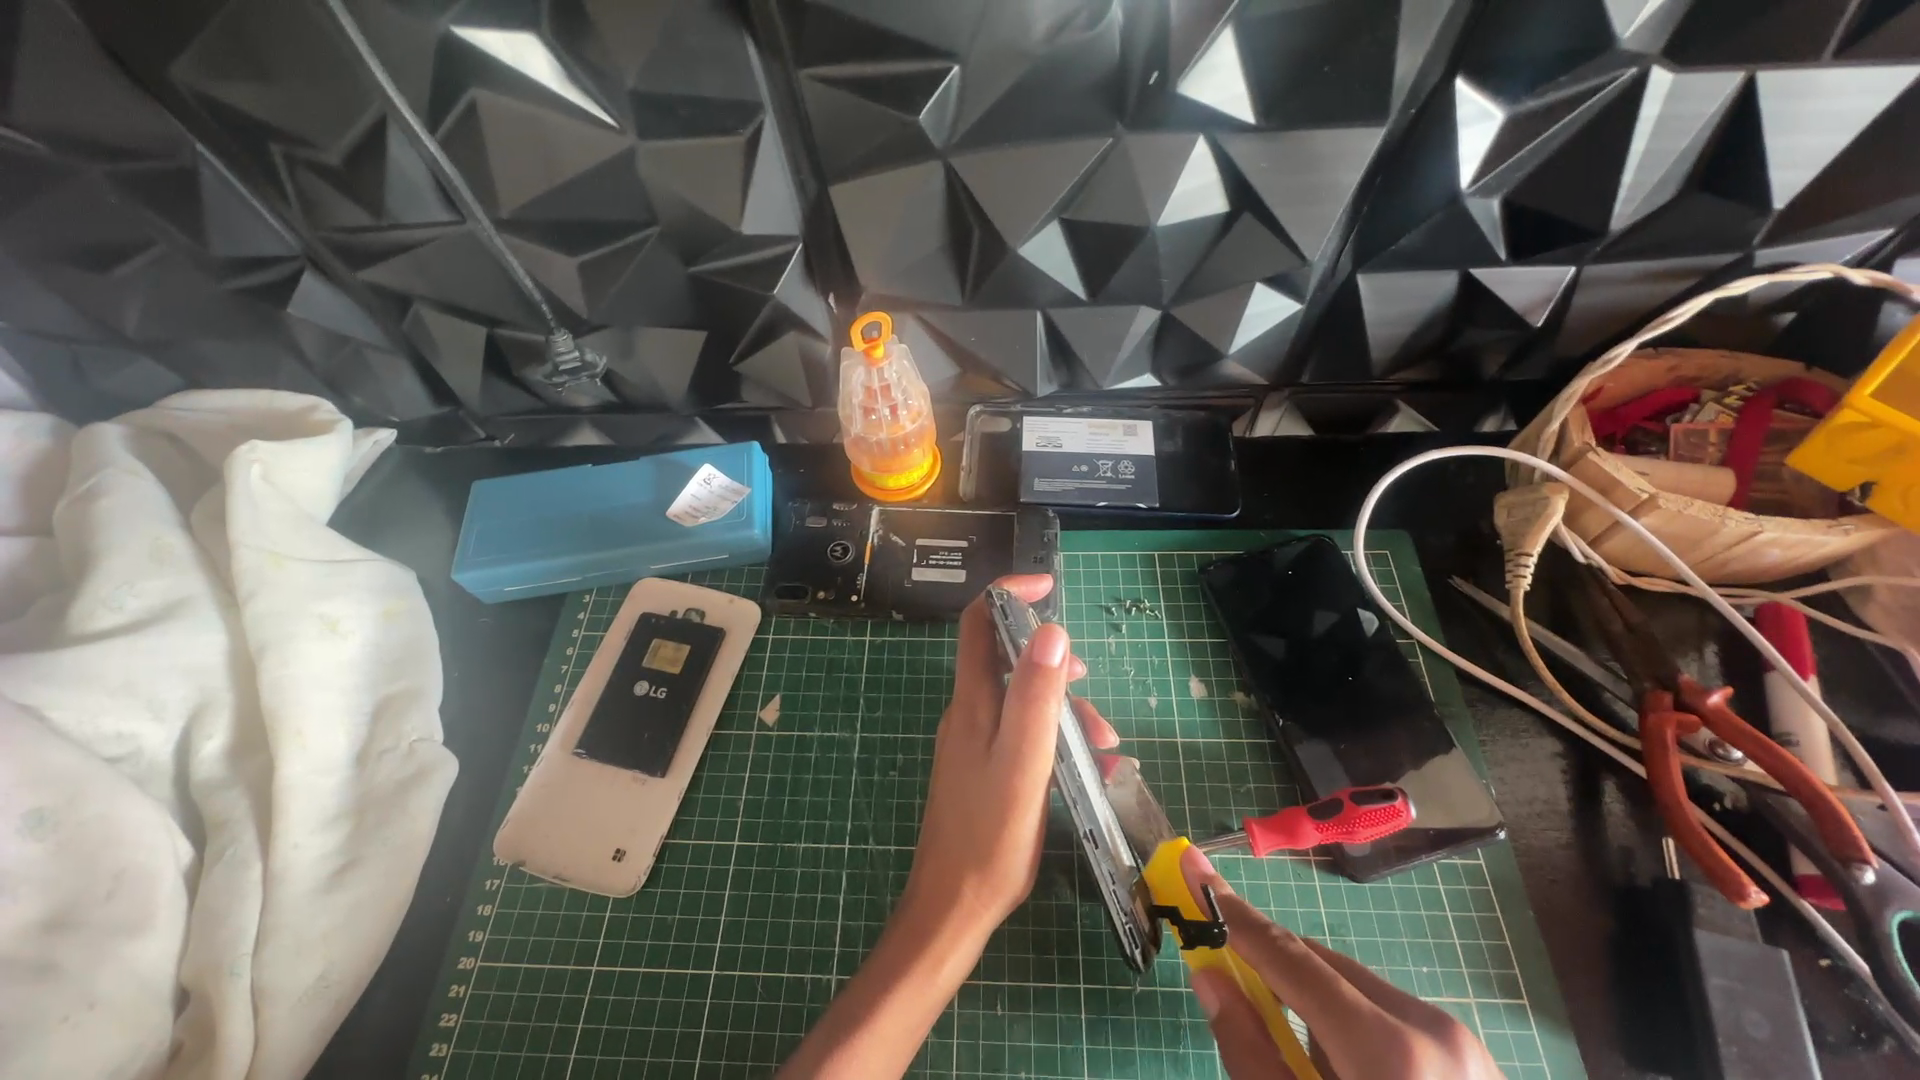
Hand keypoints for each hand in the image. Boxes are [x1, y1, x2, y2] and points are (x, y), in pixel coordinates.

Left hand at [901, 574, 1117, 936]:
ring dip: (1068, 712)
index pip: (980, 623)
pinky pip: (1026, 736)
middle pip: (1011, 661)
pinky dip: (1059, 741)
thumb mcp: (1023, 761)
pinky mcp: (987, 771)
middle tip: (1094, 691)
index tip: (1050, 586)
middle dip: (1057, 667)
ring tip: (1107, 747)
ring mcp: (976, 743)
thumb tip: (1050, 630)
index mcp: (972, 702)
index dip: (1010, 593)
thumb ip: (1035, 696)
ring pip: (1024, 703)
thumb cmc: (990, 836)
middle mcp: (970, 714)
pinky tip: (1094, 768)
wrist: (954, 905)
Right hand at [1182, 847, 1503, 1079]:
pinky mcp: (1476, 1062)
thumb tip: (1208, 977)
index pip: (1290, 957)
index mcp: (1388, 1049)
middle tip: (1234, 992)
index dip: (1234, 914)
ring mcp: (1463, 1044)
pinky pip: (1392, 1018)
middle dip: (1275, 972)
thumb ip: (1248, 1050)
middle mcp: (1431, 1028)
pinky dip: (1354, 1031)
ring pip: (1358, 990)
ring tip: (1311, 1073)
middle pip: (1325, 967)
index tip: (1195, 870)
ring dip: (1317, 1008)